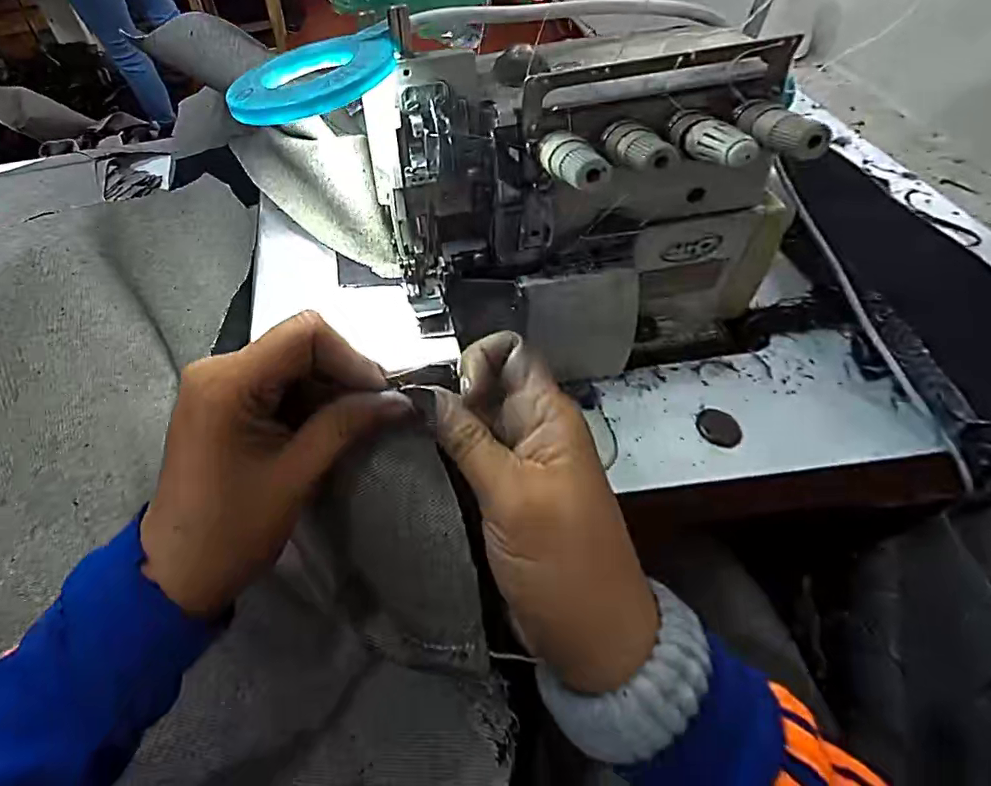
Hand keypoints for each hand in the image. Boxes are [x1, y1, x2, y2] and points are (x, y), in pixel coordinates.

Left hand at [139, 311, 414, 617]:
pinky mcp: (224, 398)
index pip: (305, 334)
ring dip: (329, 387)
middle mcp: (218, 367)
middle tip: (376, 408)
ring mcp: (218, 381)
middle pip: (300, 343)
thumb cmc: (231, 531)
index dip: (351, 357)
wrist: (175, 575)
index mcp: (227, 381)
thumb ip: (346, 425)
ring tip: (356, 421)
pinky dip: (309, 398)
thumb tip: (399, 401)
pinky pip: (278, 380)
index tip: (379, 393)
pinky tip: (327, 425)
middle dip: (343, 373)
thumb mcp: (296, 475)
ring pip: (294, 361)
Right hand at [425, 333, 658, 693]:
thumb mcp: (512, 496)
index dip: (476, 359)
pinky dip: (447, 454)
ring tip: (399, 433)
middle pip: (486, 386)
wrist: (591, 636)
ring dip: (442, 425)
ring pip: (474, 421)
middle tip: (403, 414)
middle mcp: (533, 428)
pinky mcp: (503, 491)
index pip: (511, 354)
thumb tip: (424, 393)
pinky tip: (414, 460)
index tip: (444, 391)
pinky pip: (471, 456)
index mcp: (548, 415)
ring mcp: (517, 461)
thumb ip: (469, 441)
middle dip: (448, 392)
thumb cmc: (562, 561)